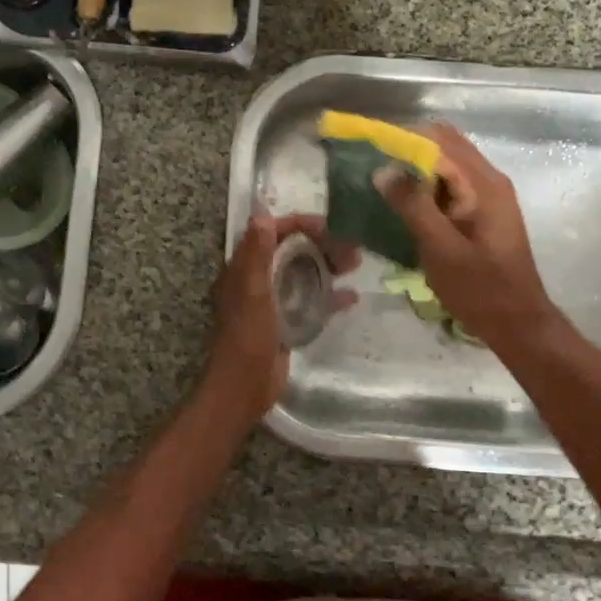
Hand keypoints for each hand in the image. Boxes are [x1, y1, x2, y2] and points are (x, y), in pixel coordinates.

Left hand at [204, 213, 357, 416]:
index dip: (298, 224)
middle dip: (320, 244)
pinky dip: (329, 296)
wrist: (244, 387)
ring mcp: (273, 302)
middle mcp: (257, 280)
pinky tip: (352, 296)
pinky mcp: (286, 323)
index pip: (271, 232)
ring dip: (327, 266)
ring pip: (303, 274)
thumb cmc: (246, 336)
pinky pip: (311, 302)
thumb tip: (262, 213)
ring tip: (356, 263)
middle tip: (352, 247)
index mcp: (244, 268)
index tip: (329, 225)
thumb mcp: (252, 291)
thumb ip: (256, 253)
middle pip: (291, 251)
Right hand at [376, 122, 557, 342]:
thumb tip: (382, 169)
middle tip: (372, 165)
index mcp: (483, 184)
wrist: (518, 324)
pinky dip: (426, 182)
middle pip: (444, 143)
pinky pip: (451, 181)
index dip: (402, 139)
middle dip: (407, 148)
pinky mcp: (483, 210)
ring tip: (381, 181)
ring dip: (415, 165)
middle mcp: (489, 180)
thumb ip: (413, 206)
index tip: (369, 150)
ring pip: (447, 161)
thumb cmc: (480, 289)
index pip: (438, 140)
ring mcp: (489, 195)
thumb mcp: (441, 250)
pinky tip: (404, 202)